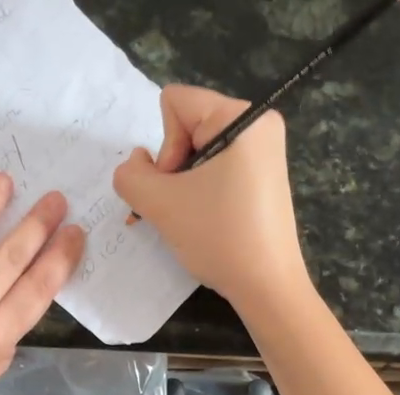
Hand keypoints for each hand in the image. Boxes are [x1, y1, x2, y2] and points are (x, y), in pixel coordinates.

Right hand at [114, 86, 308, 308]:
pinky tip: (208, 223)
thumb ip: (131, 176)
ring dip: (184, 186)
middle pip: (188, 127)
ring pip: (200, 154)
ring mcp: (265, 154)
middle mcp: (259, 125)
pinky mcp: (265, 181)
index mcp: (243, 116)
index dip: (164, 147)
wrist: (268, 287)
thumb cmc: (219, 238)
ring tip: (193, 219)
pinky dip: (204, 194)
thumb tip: (135, 163)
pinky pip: (219, 171)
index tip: (178, 186)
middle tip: (182, 207)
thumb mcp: (162, 204)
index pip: (175, 103)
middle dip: (174, 169)